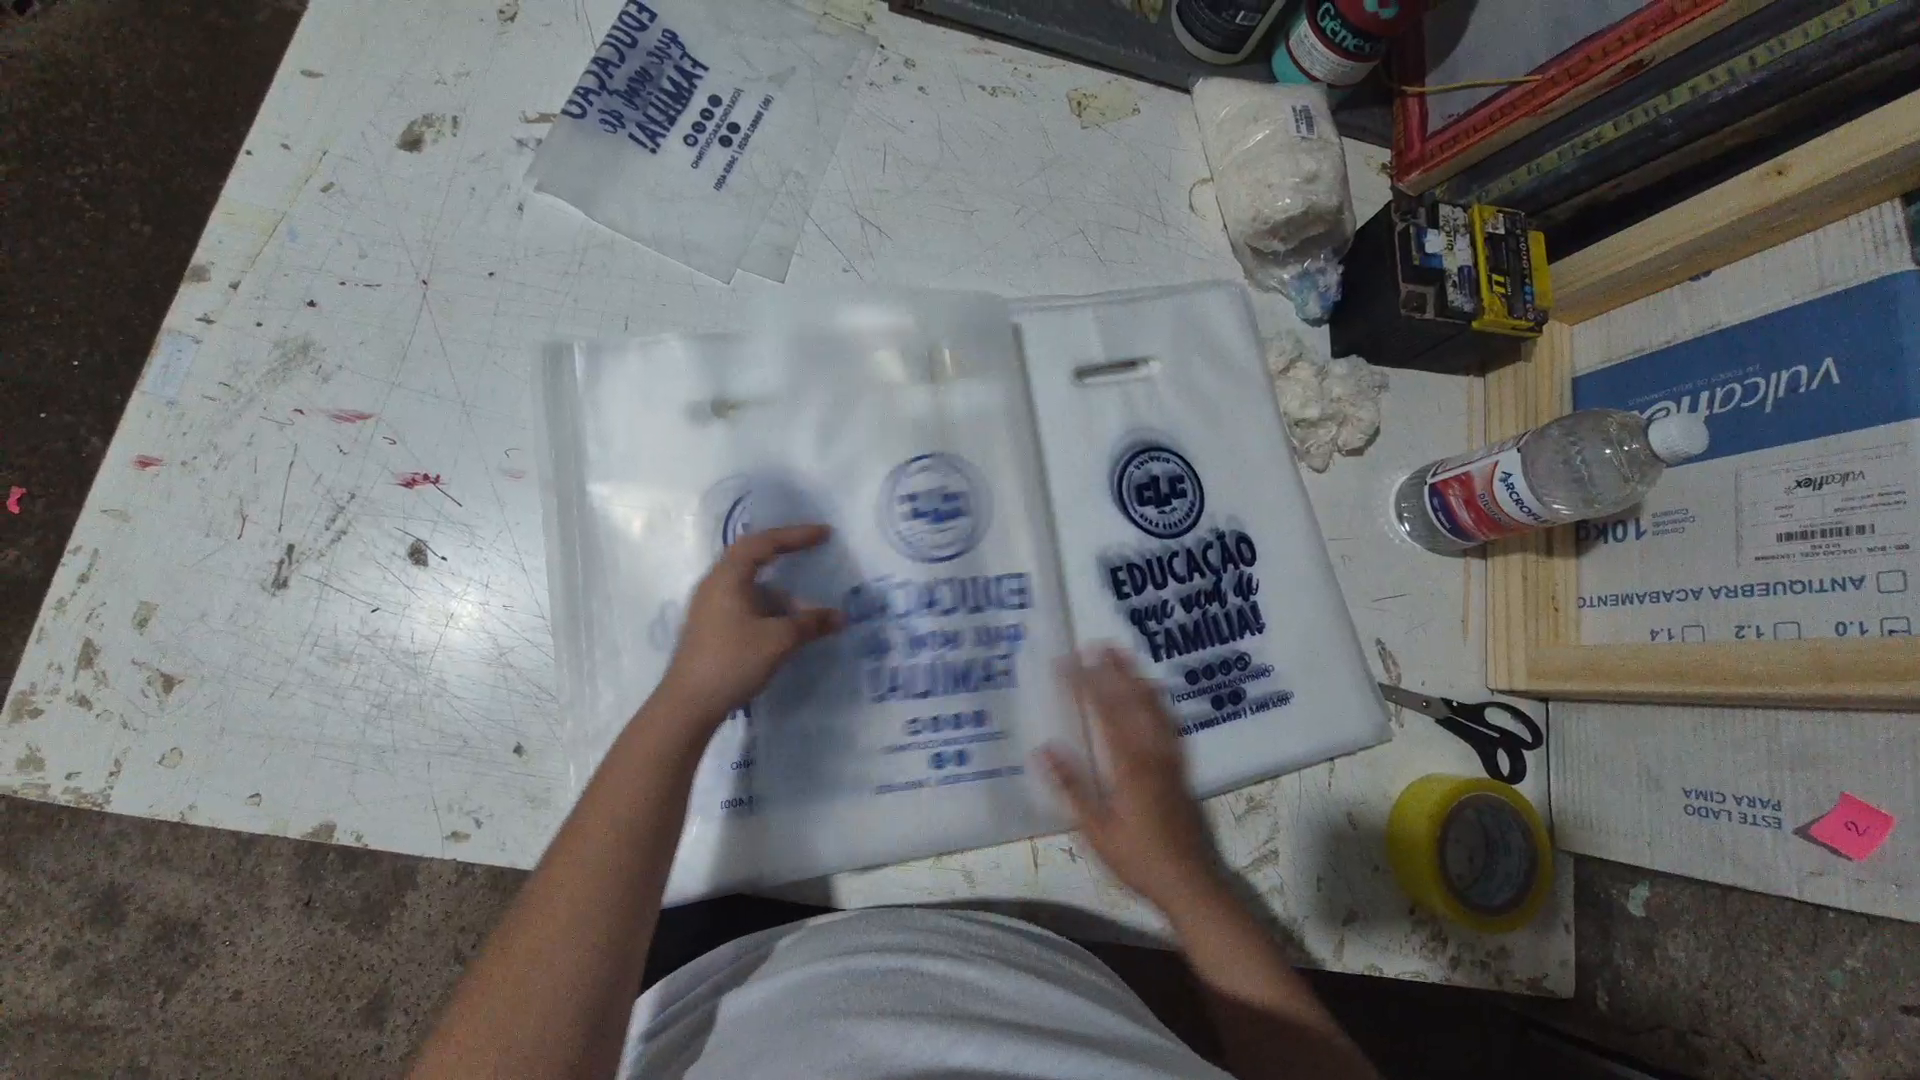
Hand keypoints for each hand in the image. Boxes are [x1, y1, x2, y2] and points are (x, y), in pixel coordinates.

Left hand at [655, 524, 844, 724]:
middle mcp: (716, 584)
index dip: (796, 535)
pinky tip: (789, 631)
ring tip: (811, 618)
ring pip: (755, 590)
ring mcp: (712, 607)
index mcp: (727, 577)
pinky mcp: (713, 628)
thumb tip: (840, 617)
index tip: (825, 534)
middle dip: (789, 560)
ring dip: (784, 599)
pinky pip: (749, 607)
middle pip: (756, 561)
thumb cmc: (732, 661)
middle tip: (815, 556)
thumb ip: (811, 624)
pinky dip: (772, 612)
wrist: (688, 704)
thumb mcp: (778, 640)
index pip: (764, 543)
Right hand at [1038, 647, 1224, 913]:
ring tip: (1123, 656)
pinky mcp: (1182, 769)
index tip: (1066, 662)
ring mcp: (1172, 759)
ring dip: (1137, 678)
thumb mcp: (1096, 829)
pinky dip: (1159, 702)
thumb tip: (1043, 748)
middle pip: (1132, 701)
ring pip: (1155, 708)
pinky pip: (1171, 723)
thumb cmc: (1138, 859)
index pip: (1104, 712)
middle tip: (1095, 645)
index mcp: (1130, 764)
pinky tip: (1154, 697)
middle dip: (1112, 671)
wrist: (1191, 883)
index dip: (1085, 684)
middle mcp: (1154, 752)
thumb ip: (1072, 787)